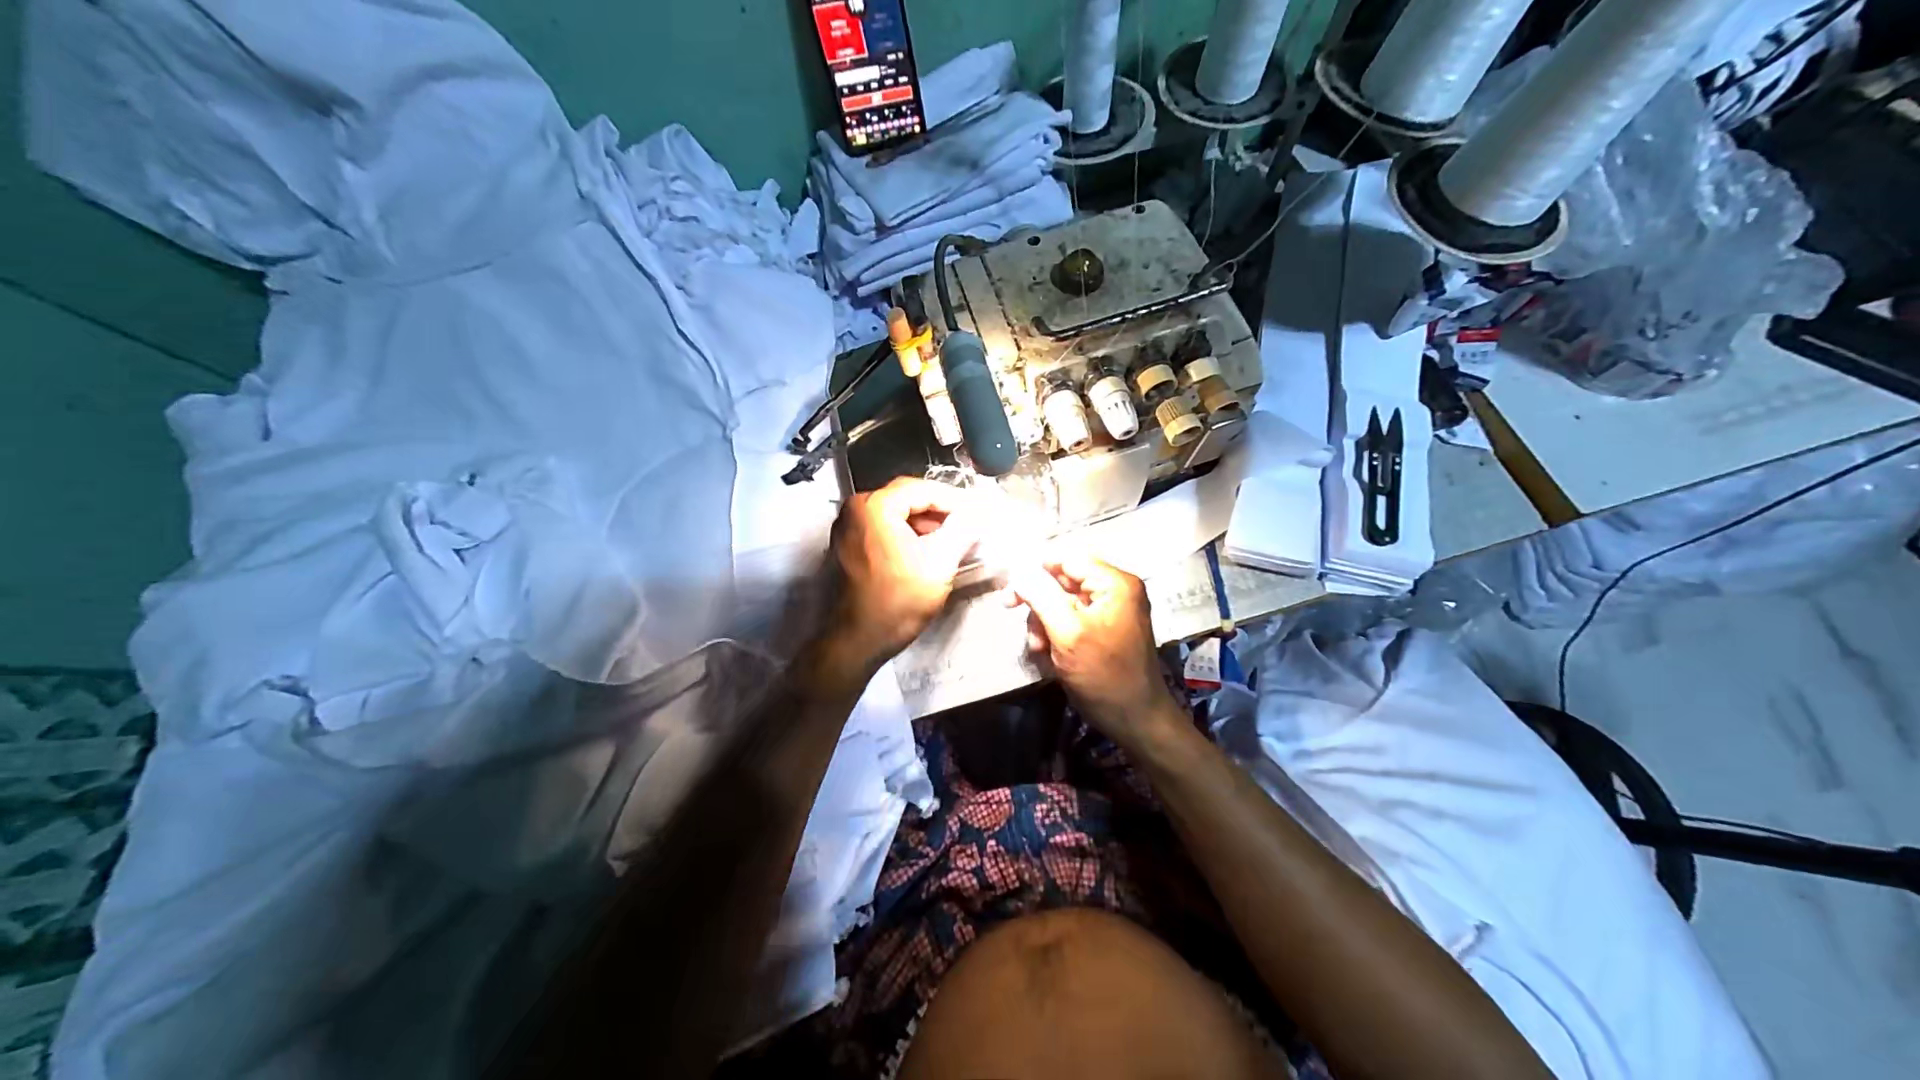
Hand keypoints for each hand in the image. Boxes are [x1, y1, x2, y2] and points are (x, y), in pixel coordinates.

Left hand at [827, 478, 977, 669]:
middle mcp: (854, 510)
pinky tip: (926, 549)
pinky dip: (904, 533)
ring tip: (952, 537)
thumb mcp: (939, 564)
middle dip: (939, 509)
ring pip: (893, 513)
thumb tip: (977, 514)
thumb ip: (962, 531)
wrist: (857, 641)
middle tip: (968, 521)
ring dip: (923, 522)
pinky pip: (880, 528)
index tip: (977, 510)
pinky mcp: (845, 546)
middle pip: (906, 498)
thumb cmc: (897, 604)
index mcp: (874, 507)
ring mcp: (845, 528)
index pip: (922, 489)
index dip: (954, 499)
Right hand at [1008, 555, 1184, 747]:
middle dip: (1039, 604)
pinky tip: (1049, 656)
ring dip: (1044, 624)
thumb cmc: (1103, 674)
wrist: (1135, 720)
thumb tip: (1019, 572)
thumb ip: (1041, 596)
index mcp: (1114, 583)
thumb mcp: (1068, 633)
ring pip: (1061, 603)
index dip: (1037, 570)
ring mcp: (1109, 612)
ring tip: (1040, 649)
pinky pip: (1070, 622)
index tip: (1011, 592)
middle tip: (1017, 618)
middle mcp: (1114, 591)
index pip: (1068, 559)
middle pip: (1063, 581)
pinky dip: (1055, 635)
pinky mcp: (1102, 632)